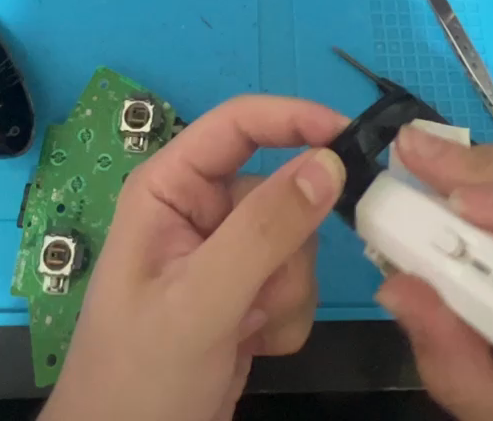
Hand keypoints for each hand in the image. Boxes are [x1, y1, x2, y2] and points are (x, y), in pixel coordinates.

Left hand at [40, 95, 348, 420]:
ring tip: (247, 326)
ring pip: (296, 239)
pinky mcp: (246, 290)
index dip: (295, 118)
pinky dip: (286, 314)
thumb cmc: (142, 373)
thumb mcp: (201, 300)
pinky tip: (252, 342)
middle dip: (286, 245)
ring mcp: (225, 250)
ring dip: (286, 288)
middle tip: (261, 293)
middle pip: (280, 188)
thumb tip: (329, 162)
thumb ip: (264, 230)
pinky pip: (296, 279)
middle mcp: (199, 207)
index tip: (350, 135)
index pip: (239, 123)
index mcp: (171, 185)